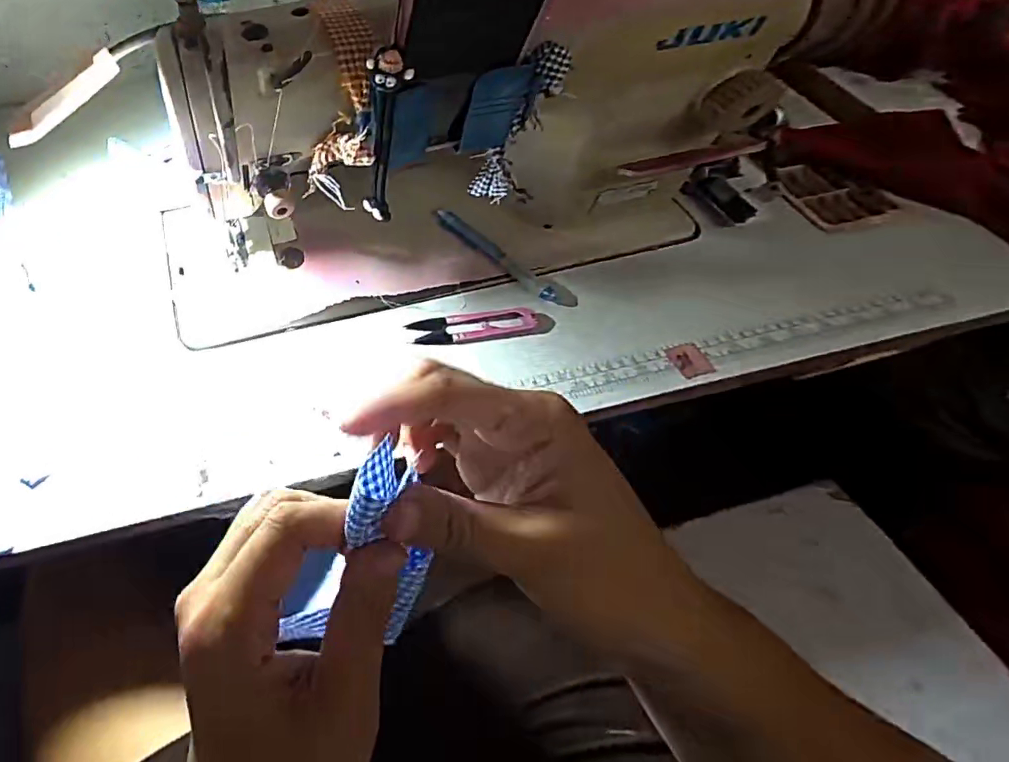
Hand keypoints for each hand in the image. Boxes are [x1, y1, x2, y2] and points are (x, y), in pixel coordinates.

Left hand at [176, 489, 406, 761]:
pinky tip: (332, 558)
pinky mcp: (211, 597)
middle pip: (264, 513)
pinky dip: (297, 539)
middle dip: (325, 512)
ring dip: (312, 521)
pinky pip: (254, 542)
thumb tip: (387, 546)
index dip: (336, 515)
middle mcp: (201, 594)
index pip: (280, 528)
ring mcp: (200, 592)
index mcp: (224, 621)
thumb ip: (362, 619)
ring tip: (362, 543)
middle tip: (380, 533)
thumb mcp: (342, 708)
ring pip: (258, 519)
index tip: (387, 525)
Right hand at [347, 362, 712, 663]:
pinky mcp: (490, 459)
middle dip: (386, 407)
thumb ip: (454, 525)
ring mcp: (501, 435)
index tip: (347, 426)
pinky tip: (400, 474)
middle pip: (433, 387)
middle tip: (349, 442)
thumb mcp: (532, 553)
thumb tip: (383, 510)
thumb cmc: (614, 581)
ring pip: (428, 410)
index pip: (447, 390)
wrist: (661, 621)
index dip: (391, 402)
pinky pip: (436, 440)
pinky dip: (408, 452)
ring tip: (371, 465)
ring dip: (393, 430)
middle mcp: (513, 415)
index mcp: (532, 419)